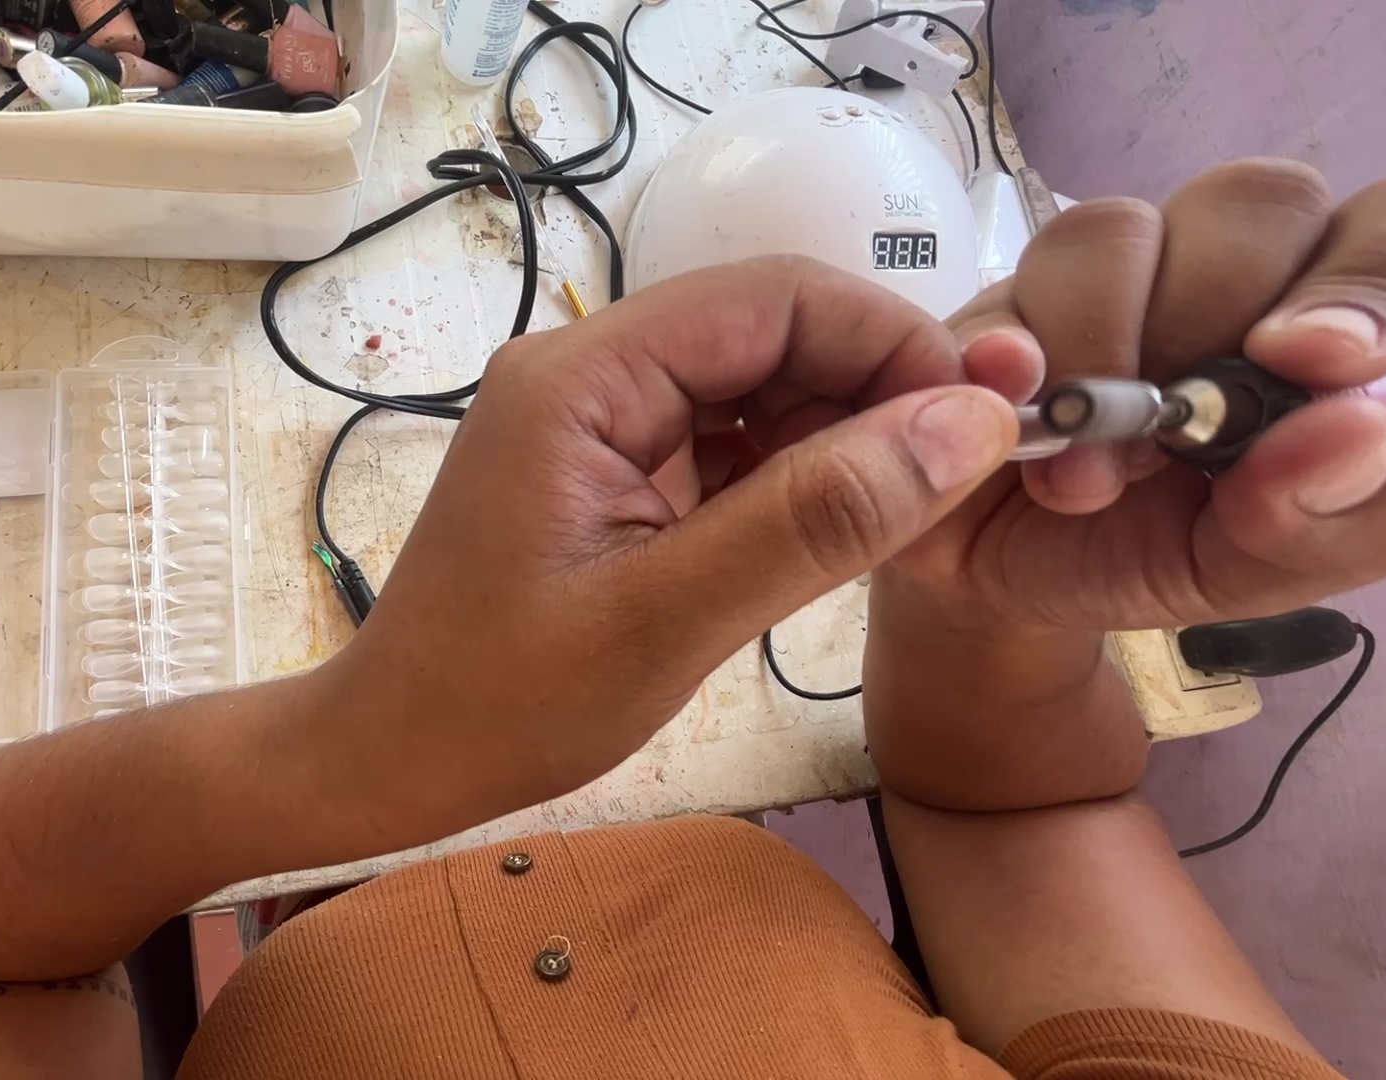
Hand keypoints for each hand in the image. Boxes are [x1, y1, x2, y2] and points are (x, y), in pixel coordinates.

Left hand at [319, 256, 1017, 828]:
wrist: (402, 746)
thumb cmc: (507, 700)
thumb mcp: (670, 616)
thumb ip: (816, 517)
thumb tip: (969, 422)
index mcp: (579, 379)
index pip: (768, 299)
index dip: (889, 341)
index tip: (983, 418)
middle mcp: (578, 375)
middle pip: (756, 336)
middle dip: (864, 392)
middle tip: (955, 478)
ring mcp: (583, 423)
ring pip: (740, 391)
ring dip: (826, 439)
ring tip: (891, 514)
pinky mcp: (593, 471)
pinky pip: (706, 445)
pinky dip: (774, 476)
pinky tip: (816, 527)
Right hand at [902, 161, 1385, 631]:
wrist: (988, 585)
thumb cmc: (1131, 564)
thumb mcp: (1249, 569)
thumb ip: (1327, 516)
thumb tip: (1358, 426)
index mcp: (1308, 330)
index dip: (1365, 273)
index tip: (1312, 362)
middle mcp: (1203, 285)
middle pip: (1246, 200)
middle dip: (1207, 310)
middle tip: (1166, 425)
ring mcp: (1082, 292)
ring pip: (1104, 234)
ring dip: (1091, 344)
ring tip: (1073, 460)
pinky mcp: (985, 321)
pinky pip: (993, 304)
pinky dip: (1001, 363)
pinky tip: (1001, 424)